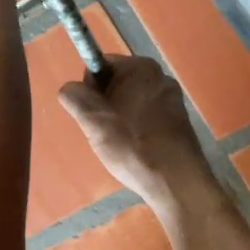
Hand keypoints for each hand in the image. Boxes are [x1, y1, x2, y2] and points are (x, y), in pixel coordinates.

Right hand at [59, 55, 212, 204]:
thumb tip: (70, 89)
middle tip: (106, 132)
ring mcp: (172, 99)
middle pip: (115, 84)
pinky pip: (145, 117)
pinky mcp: (179, 120)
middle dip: (105, 106)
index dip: (90, 90)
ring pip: (128, 102)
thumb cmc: (133, 146)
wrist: (177, 184)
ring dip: (118, 120)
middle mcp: (160, 76)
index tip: (95, 115)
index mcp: (141, 67)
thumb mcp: (92, 120)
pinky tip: (137, 150)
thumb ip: (73, 96)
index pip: (100, 65)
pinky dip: (136, 130)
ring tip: (122, 144)